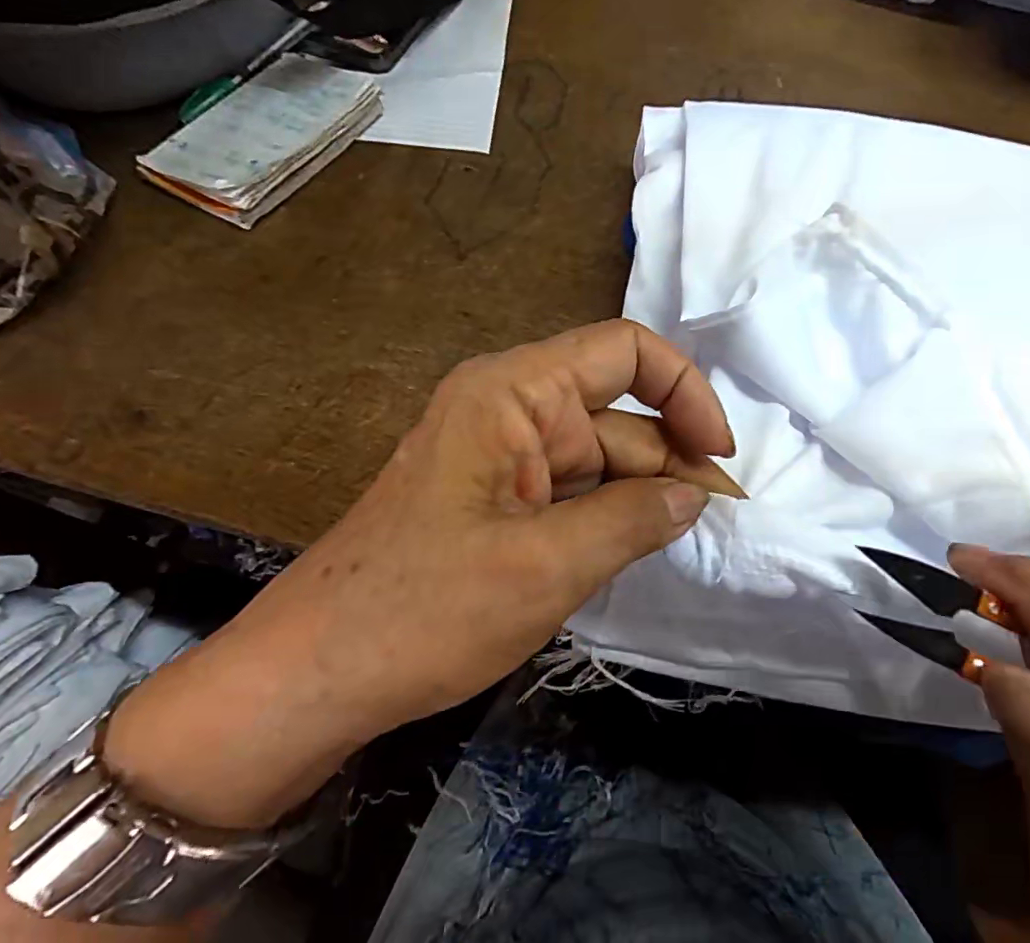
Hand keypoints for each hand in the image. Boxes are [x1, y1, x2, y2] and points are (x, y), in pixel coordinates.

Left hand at [104, 320, 737, 827]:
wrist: (312, 678)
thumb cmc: (424, 611)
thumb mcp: (547, 566)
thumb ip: (633, 520)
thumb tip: (695, 495)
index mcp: (513, 394)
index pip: (624, 351)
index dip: (684, 390)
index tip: (717, 454)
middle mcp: (511, 410)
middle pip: (618, 411)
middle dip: (670, 456)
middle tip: (717, 513)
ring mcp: (504, 458)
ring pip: (601, 458)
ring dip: (643, 492)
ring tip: (681, 536)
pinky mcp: (501, 501)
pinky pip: (576, 492)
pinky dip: (612, 514)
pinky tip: (638, 544)